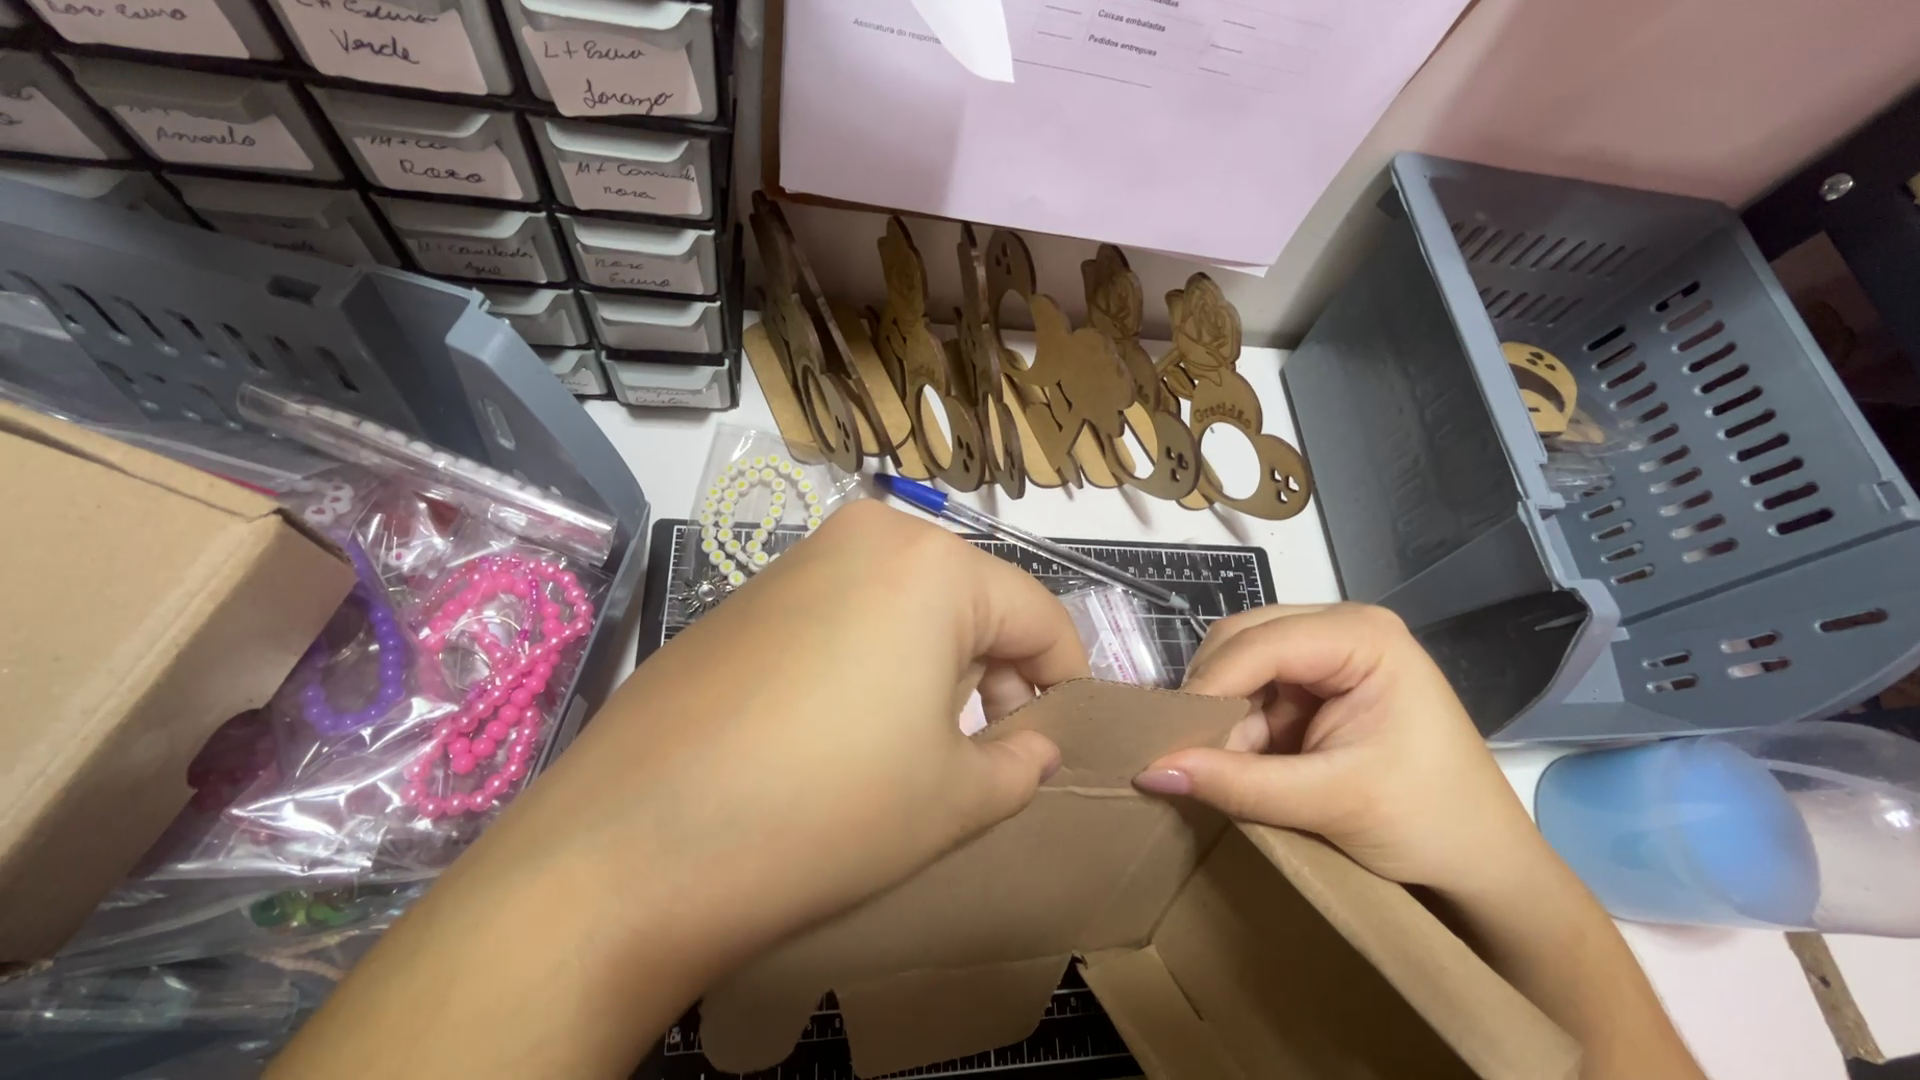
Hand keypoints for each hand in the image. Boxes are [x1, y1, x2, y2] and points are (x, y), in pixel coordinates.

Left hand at [497, 499, 1087, 967]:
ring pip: (904, 605)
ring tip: (912, 745)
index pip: (1038, 615)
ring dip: (931, 667)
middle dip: (994, 674)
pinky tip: (837, 729)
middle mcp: (865, 537)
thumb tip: (1039, 745)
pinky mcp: (744, 596)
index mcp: (932, 566)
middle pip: (969, 602)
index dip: (1064, 681)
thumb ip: (1021, 763)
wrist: (632, 844)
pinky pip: (841, 614)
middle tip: (985, 751)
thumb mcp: (953, 798)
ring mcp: (795, 560)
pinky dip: (867, 660)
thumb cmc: (827, 812)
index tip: (1062, 739)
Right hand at [1134, 603, 1543, 895]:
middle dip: (1211, 695)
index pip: (1259, 643)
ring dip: (1219, 715)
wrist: (1482, 864)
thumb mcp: (1331, 802)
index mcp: (1362, 636)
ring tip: (1212, 765)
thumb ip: (1239, 784)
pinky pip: (1250, 692)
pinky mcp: (1315, 688)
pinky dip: (1233, 727)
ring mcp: (1327, 657)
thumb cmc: (1430, 822)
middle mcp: (1340, 630)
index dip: (1209, 687)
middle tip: (1184, 749)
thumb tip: (1149, 771)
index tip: (1166, 740)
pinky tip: (1232, 761)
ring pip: (1238, 664)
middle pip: (1241, 640)